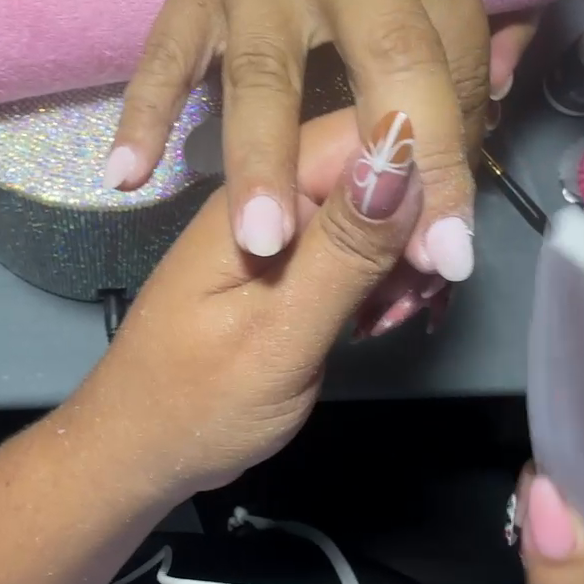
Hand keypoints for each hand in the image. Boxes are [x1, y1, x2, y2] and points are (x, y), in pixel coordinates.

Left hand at [72, 108, 424, 497]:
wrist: (141, 449)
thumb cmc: (199, 401)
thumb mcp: (279, 331)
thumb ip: (343, 249)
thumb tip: (405, 152)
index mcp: (254, 196)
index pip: (360, 134)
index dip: (419, 179)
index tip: (442, 255)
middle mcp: (267, 199)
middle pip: (373, 172)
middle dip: (415, 228)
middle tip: (419, 302)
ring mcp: (277, 234)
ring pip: (370, 216)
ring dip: (401, 262)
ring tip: (394, 320)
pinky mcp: (287, 268)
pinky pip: (351, 252)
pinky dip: (379, 283)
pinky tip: (378, 323)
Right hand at [102, 0, 488, 283]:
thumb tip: (500, 89)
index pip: (455, 53)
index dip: (460, 143)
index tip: (451, 226)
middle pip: (389, 65)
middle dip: (410, 164)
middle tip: (423, 262)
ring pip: (263, 75)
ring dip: (263, 161)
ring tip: (265, 245)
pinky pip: (164, 55)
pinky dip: (143, 113)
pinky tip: (124, 175)